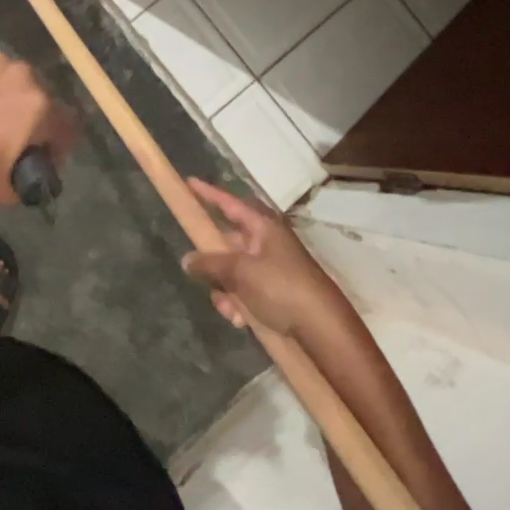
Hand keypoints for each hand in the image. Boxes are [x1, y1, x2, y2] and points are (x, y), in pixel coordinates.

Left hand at [0, 47, 76, 204]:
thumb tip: (39, 173)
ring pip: (12, 80)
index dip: (58, 144)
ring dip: (6, 95)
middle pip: (40, 98)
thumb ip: (35, 180)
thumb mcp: (8, 189)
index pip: (67, 126)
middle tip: (7, 135)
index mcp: (41, 108)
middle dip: (31, 117)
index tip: (43, 154)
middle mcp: (26, 76)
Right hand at [182, 178, 343, 333]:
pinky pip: (243, 291)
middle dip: (212, 264)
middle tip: (199, 275)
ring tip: (231, 310)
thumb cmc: (281, 287)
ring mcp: (269, 269)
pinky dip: (238, 304)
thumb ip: (210, 263)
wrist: (321, 327)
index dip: (208, 193)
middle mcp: (266, 243)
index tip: (189, 182)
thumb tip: (187, 259)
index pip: (230, 204)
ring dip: (224, 291)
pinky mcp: (273, 293)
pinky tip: (242, 320)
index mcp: (263, 228)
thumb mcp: (241, 272)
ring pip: (230, 272)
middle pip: (226, 244)